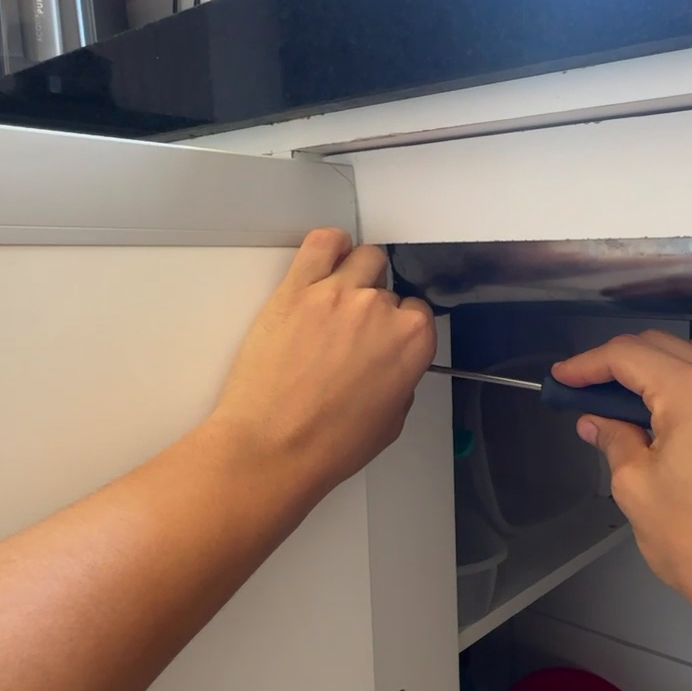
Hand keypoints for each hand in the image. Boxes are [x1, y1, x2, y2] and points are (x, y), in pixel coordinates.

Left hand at [208, 229, 435, 499]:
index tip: (386, 340)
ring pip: (365, 257)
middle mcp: (380, 309)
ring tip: (342, 297)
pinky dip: (332, 244)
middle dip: (377, 307)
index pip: (419, 313)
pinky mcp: (296, 289)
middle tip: (356, 332)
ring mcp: (337, 293)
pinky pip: (323, 242)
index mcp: (412, 341)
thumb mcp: (392, 421)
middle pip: (389, 288)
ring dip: (360, 273)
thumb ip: (401, 379)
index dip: (402, 328)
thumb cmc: (329, 445)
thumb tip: (392, 365)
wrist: (272, 448)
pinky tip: (330, 258)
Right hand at [552, 320, 691, 616]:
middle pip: (666, 343)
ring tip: (654, 387)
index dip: (587, 364)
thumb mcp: (636, 487)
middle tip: (592, 390)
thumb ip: (614, 439)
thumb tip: (596, 421)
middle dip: (621, 361)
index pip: (629, 356)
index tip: (564, 378)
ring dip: (678, 350)